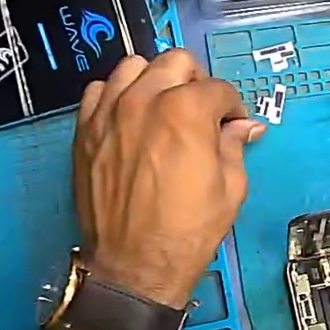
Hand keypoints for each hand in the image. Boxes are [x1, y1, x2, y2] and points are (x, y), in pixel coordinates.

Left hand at [73, 50, 262, 307]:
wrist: (135, 266)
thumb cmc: (189, 230)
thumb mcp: (231, 188)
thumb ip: (235, 145)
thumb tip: (245, 126)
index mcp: (187, 111)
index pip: (218, 88)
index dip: (232, 107)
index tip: (232, 124)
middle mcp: (145, 99)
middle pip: (176, 62)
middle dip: (196, 82)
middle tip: (201, 112)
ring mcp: (109, 112)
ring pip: (134, 66)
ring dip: (156, 80)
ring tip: (163, 108)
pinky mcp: (85, 130)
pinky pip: (100, 89)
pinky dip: (118, 95)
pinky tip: (129, 117)